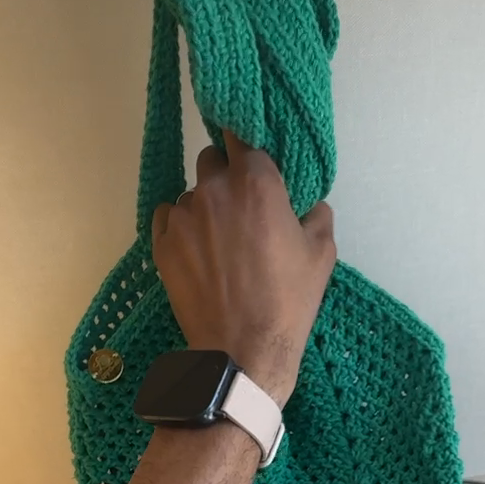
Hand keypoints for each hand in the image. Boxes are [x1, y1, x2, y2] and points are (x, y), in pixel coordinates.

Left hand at [151, 131, 336, 405]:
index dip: (246, 141)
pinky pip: (168, 219)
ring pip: (190, 194)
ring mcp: (183, 215)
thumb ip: (316, 214)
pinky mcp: (162, 243)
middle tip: (241, 210)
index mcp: (256, 182)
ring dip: (204, 208)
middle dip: (225, 176)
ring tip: (219, 245)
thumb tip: (308, 203)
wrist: (243, 351)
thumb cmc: (288, 303)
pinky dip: (182, 229)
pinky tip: (198, 254)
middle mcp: (213, 188)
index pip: (242, 132)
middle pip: (211, 158)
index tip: (251, 154)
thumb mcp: (322, 255)